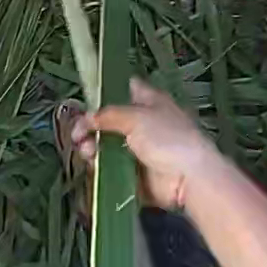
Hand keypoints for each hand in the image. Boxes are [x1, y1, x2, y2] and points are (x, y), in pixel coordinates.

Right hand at [70, 77, 235, 210]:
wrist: (188, 178)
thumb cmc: (167, 137)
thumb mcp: (136, 117)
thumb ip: (108, 115)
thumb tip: (87, 118)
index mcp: (149, 102)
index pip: (124, 89)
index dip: (104, 91)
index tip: (85, 100)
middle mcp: (142, 123)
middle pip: (108, 120)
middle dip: (90, 126)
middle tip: (78, 134)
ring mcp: (137, 150)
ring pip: (105, 145)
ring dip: (91, 146)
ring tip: (87, 151)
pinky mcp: (133, 173)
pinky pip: (109, 168)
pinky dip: (98, 166)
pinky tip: (92, 164)